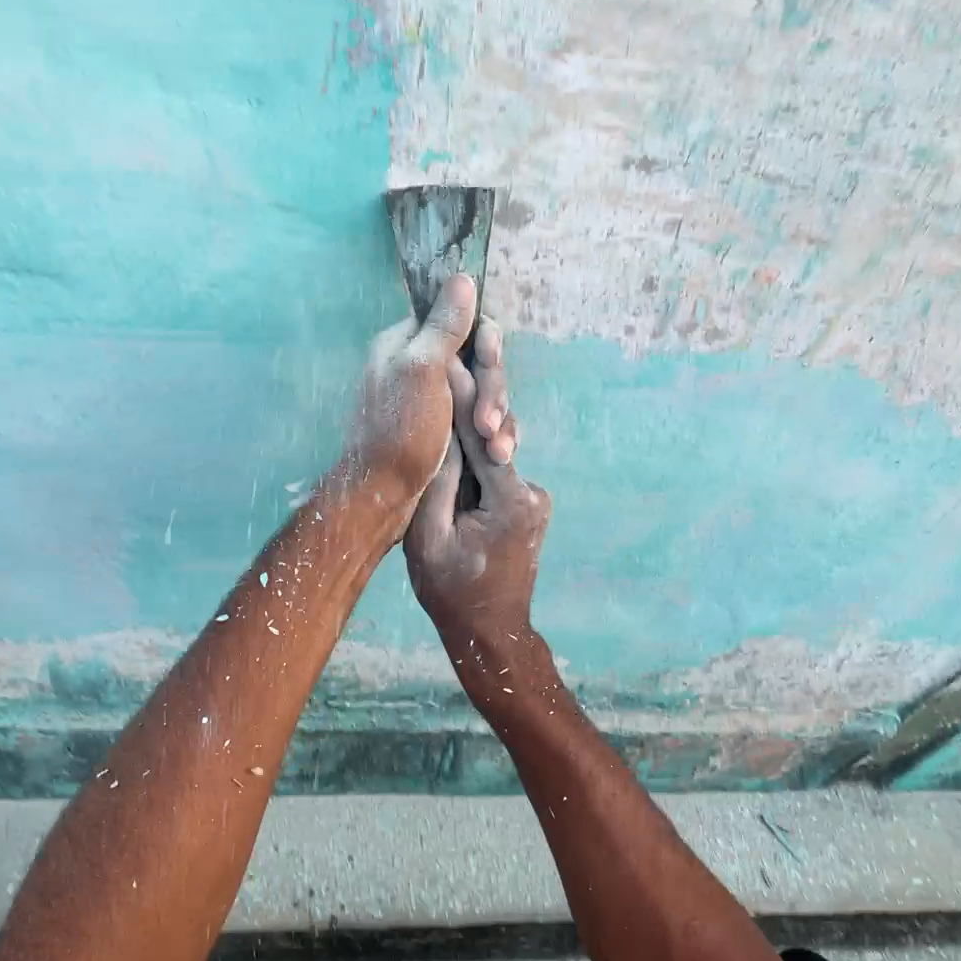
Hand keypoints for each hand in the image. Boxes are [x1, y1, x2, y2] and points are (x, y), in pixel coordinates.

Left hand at [343, 275, 479, 513]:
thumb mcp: (423, 371)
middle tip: (487, 424)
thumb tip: (463, 277)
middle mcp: (418, 366)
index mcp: (406, 343)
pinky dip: (492, 435)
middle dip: (491, 391)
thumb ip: (445, 325)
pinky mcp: (445, 429)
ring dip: (496, 418)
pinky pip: (480, 419)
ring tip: (496, 449)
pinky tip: (498, 454)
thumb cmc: (399, 432)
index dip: (483, 344)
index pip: (461, 323)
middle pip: (477, 361)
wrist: (384, 496)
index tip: (488, 364)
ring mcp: (432, 399)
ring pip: (483, 393)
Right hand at [403, 317, 551, 711]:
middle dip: (484, 382)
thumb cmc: (453, 593)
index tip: (447, 353)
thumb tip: (436, 432)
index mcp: (509, 500)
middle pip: (498, 429)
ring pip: (498, 445)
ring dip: (480, 410)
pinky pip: (497, 465)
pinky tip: (468, 408)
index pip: (480, 435)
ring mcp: (532, 497)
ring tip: (474, 354)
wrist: (492, 630)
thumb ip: (436, 484)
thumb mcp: (428, 540)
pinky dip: (480, 441)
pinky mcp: (525, 502)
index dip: (462, 393)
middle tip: (481, 330)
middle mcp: (530, 492)